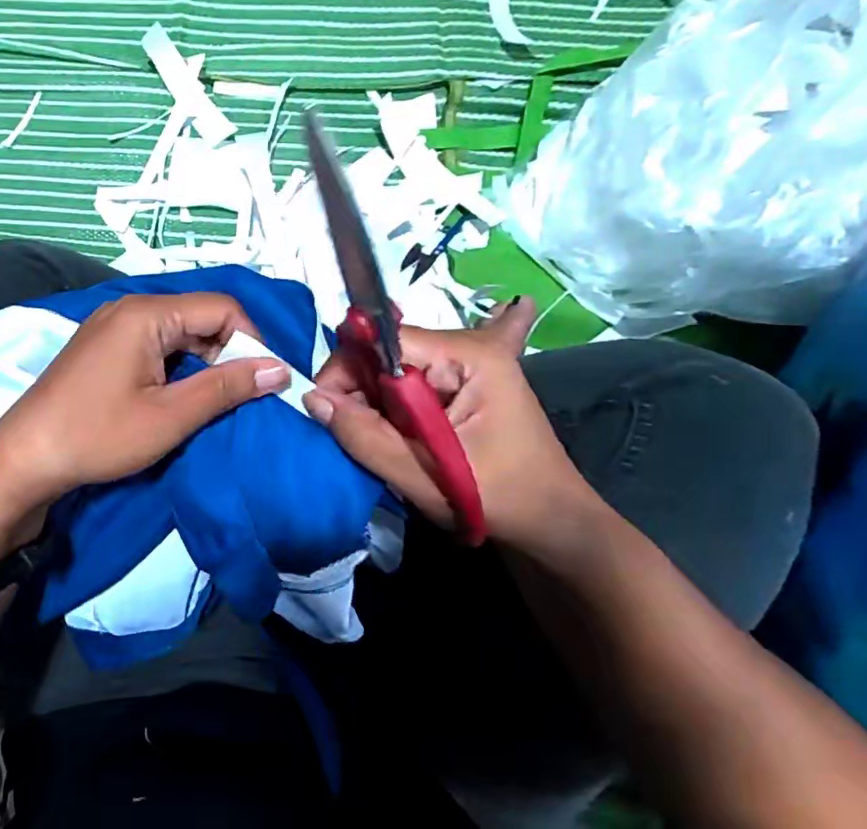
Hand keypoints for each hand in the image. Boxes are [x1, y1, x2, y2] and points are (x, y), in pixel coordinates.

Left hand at [0, 293, 290, 553]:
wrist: (25, 456)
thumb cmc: (98, 435)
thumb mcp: (170, 416)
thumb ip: (226, 388)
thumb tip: (278, 368)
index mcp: (146, 313)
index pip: (221, 307)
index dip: (251, 340)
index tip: (263, 381)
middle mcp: (128, 307)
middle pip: (198, 316)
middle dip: (227, 352)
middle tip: (239, 398)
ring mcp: (111, 325)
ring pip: (177, 332)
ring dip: (201, 362)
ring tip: (208, 403)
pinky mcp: (101, 345)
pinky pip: (153, 343)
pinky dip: (174, 365)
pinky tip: (176, 397)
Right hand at [301, 298, 602, 552]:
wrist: (554, 527)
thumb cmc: (501, 500)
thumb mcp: (425, 475)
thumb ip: (366, 436)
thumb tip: (312, 398)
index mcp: (469, 356)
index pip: (383, 340)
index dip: (347, 371)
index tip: (326, 411)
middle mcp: (465, 347)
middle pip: (382, 354)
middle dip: (358, 392)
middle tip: (354, 436)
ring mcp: (462, 364)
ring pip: (388, 372)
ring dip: (373, 406)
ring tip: (379, 443)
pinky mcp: (456, 383)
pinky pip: (406, 382)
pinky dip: (388, 404)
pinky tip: (388, 415)